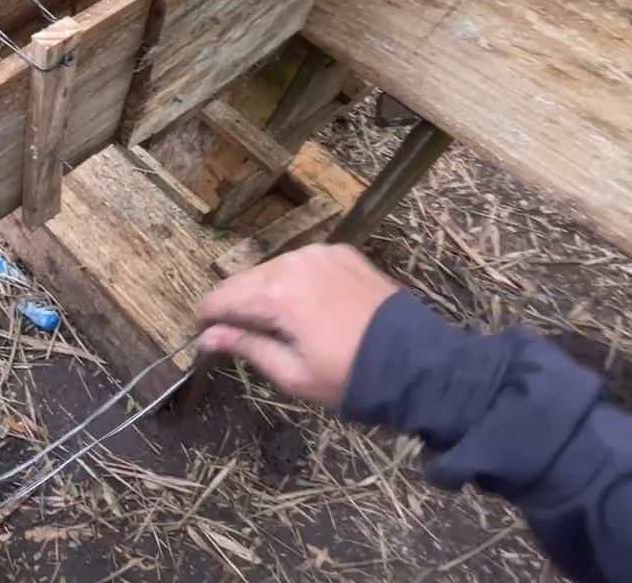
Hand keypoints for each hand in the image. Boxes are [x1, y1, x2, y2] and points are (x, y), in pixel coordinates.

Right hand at [196, 243, 399, 407]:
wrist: (426, 366)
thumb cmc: (352, 378)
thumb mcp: (293, 375)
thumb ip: (245, 347)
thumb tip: (205, 337)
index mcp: (274, 294)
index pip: (219, 299)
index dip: (207, 320)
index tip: (207, 337)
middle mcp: (289, 263)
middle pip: (241, 281)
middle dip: (235, 306)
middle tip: (244, 335)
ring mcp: (316, 253)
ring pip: (269, 270)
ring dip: (264, 292)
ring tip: (281, 322)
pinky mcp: (339, 252)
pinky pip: (300, 263)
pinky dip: (294, 281)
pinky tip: (310, 305)